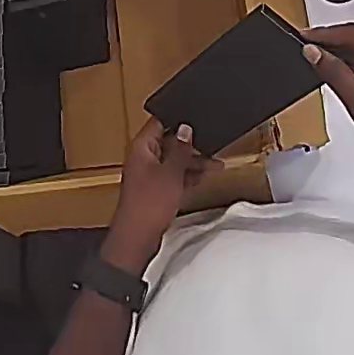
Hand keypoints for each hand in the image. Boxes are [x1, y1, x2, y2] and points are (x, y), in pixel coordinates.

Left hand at [105, 118, 218, 273]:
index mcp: (142, 146)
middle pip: (169, 142)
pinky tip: (202, 178)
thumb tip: (185, 128)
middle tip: (212, 147)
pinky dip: (186, 176)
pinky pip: (172, 175)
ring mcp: (148, 173)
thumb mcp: (171, 173)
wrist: (137, 236)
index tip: (196, 118)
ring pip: (173, 160)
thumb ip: (180, 149)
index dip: (177, 119)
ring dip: (192, 162)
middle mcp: (143, 156)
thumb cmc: (150, 202)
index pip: (159, 122)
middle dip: (191, 145)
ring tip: (216, 165)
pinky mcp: (154, 188)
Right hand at [302, 24, 353, 180]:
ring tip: (315, 58)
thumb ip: (333, 71)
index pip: (352, 33)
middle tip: (305, 45)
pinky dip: (351, 65)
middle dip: (330, 43)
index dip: (323, 35)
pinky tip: (335, 71)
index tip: (303, 36)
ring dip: (340, 55)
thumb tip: (313, 52)